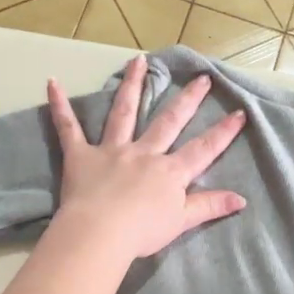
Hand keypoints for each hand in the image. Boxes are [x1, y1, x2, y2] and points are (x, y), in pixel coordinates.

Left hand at [46, 55, 247, 259]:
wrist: (100, 234)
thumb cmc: (142, 232)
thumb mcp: (181, 222)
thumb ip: (209, 206)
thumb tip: (241, 199)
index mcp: (169, 172)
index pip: (203, 149)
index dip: (223, 132)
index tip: (240, 113)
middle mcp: (144, 153)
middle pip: (169, 121)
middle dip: (188, 99)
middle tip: (202, 78)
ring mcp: (112, 150)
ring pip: (124, 111)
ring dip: (133, 84)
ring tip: (139, 60)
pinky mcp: (81, 155)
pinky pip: (68, 127)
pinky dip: (60, 105)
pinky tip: (53, 82)